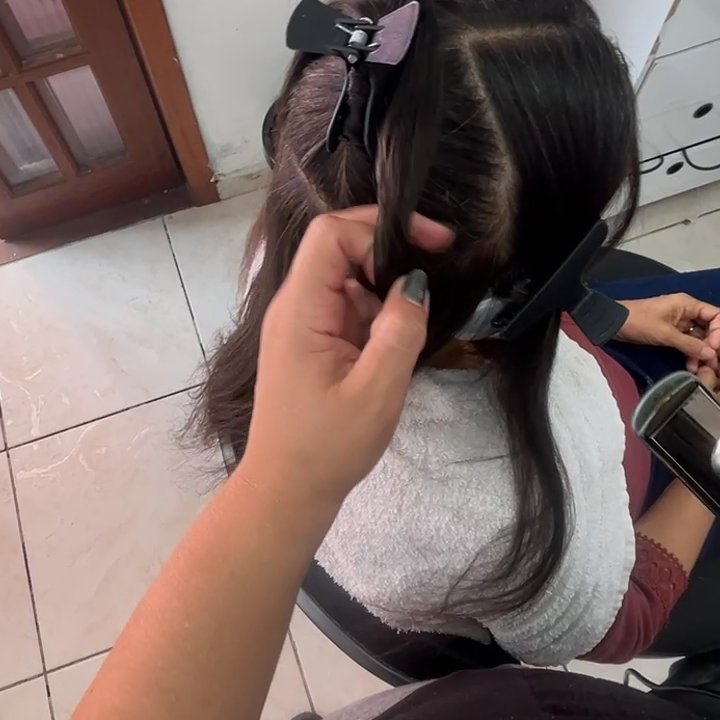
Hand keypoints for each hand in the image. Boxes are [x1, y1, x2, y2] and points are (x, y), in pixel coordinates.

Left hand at [237, 207, 453, 508]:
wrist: (286, 491)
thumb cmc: (328, 447)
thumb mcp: (377, 391)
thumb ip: (400, 330)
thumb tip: (416, 282)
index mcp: (300, 310)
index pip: (332, 235)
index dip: (380, 228)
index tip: (431, 244)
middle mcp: (293, 307)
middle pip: (337, 248)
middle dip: (387, 252)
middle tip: (434, 271)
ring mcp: (298, 324)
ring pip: (344, 278)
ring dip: (382, 289)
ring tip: (411, 323)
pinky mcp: (308, 342)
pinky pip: (343, 308)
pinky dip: (373, 314)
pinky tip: (392, 343)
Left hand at [614, 293, 719, 369]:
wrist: (613, 323)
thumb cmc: (638, 322)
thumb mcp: (664, 334)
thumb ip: (688, 344)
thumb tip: (711, 354)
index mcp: (687, 304)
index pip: (716, 314)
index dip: (719, 331)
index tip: (713, 347)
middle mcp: (686, 311)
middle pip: (709, 327)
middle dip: (710, 344)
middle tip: (708, 361)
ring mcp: (678, 322)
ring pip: (697, 337)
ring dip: (699, 351)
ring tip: (697, 367)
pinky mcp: (670, 332)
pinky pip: (686, 341)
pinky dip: (689, 352)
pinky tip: (689, 364)